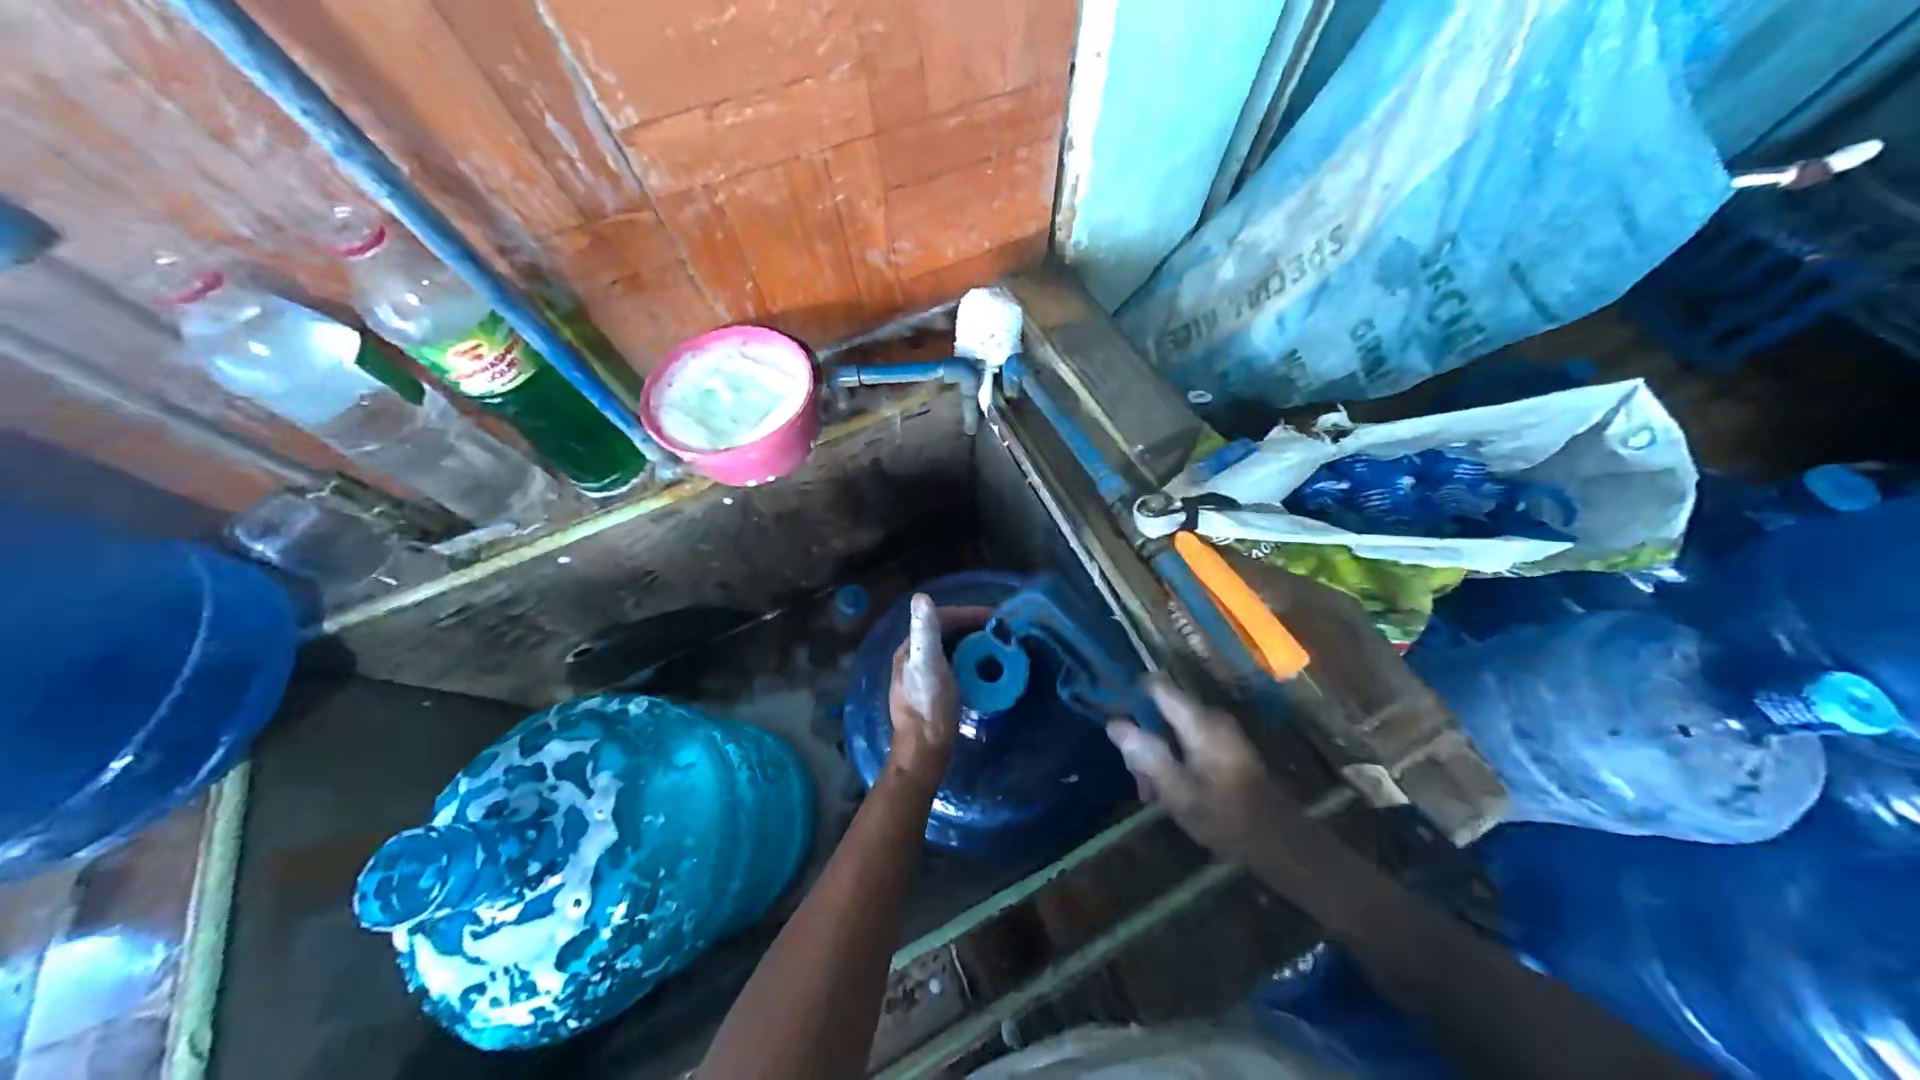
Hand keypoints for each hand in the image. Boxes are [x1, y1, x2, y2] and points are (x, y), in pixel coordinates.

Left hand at [885, 596, 989, 788]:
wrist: (924, 751)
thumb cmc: (929, 706)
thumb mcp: (929, 664)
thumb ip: (926, 630)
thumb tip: (920, 596)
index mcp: (910, 648)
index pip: (939, 618)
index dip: (967, 613)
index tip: (994, 617)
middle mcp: (913, 659)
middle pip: (946, 634)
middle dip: (973, 629)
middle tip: (1000, 633)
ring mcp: (922, 677)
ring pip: (951, 651)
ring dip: (974, 646)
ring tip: (997, 649)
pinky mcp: (933, 693)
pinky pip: (955, 668)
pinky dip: (971, 664)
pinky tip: (985, 671)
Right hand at [1105, 676, 1299, 862]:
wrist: (1284, 845)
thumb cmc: (1229, 819)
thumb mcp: (1179, 792)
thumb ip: (1146, 756)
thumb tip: (1114, 723)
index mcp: (1200, 722)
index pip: (1157, 687)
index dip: (1131, 699)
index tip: (1115, 726)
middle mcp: (1211, 719)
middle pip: (1161, 712)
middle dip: (1143, 740)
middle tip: (1138, 779)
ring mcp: (1220, 734)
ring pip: (1172, 731)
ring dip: (1156, 756)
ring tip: (1152, 794)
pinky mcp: (1224, 750)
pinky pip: (1187, 743)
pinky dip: (1174, 762)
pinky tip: (1171, 792)